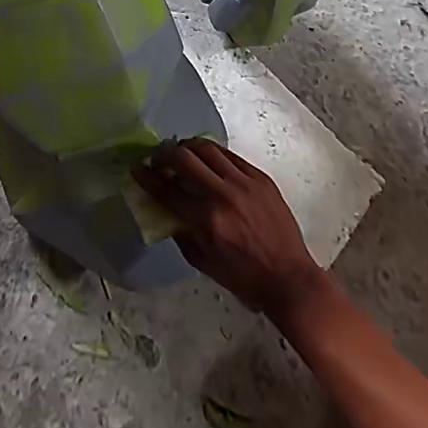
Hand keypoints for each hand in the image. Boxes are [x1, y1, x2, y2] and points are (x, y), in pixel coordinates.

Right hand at [134, 139, 323, 315]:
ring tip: (179, 154)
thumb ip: (180, 231)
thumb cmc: (245, 278)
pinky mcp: (261, 179)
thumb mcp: (203, 262)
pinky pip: (229, 155)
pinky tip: (206, 160)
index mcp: (207, 219)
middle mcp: (224, 195)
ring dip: (186, 147)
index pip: (166, 189)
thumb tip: (164, 208)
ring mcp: (245, 183)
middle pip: (183, 157)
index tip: (136, 169)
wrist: (291, 280)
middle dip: (163, 154)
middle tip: (157, 159)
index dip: (146, 176)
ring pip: (206, 148)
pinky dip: (211, 154)